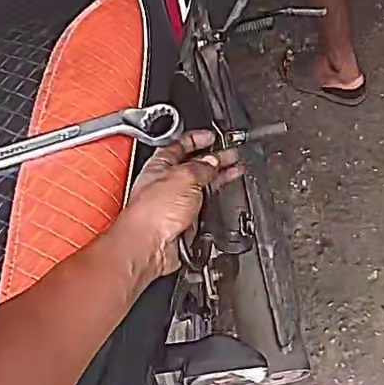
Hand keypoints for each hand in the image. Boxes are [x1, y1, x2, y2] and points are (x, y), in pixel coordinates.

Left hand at [108, 129, 240, 282]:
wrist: (149, 247)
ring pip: (200, 189)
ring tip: (234, 172)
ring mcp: (175, 205)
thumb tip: (213, 160)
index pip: (180, 146)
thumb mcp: (184, 177)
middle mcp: (166, 185)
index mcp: (159, 166)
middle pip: (194, 168)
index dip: (197, 139)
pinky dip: (214, 205)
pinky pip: (203, 211)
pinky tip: (221, 199)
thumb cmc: (153, 212)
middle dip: (214, 160)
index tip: (213, 138)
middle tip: (232, 155)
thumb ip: (201, 167)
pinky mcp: (183, 225)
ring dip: (217, 180)